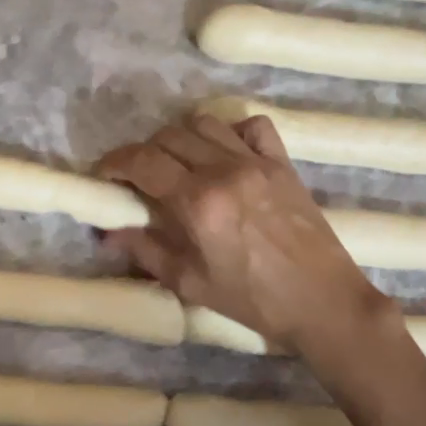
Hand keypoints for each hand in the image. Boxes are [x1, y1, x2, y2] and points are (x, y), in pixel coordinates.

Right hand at [96, 111, 388, 355]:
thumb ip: (147, 251)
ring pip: (205, 124)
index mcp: (198, 202)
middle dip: (144, 153)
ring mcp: (257, 162)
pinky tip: (224, 155)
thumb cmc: (252, 301)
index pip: (143, 162)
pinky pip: (252, 126)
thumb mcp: (190, 284)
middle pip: (169, 137)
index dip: (115, 163)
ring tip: (178, 165)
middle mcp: (224, 170)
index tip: (103, 175)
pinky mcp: (283, 164)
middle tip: (138, 179)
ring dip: (182, 139)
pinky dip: (230, 132)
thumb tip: (110, 233)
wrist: (322, 301)